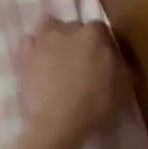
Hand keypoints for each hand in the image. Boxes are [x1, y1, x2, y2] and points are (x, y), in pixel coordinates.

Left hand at [20, 17, 131, 148]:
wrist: (59, 123)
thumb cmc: (95, 106)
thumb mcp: (122, 87)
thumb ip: (119, 66)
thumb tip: (113, 58)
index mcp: (94, 35)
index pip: (101, 30)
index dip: (102, 44)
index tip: (102, 58)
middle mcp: (68, 31)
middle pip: (75, 27)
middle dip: (78, 39)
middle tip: (80, 61)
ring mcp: (44, 42)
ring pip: (48, 26)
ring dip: (54, 35)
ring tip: (57, 55)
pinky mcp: (25, 57)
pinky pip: (28, 42)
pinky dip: (34, 48)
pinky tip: (39, 61)